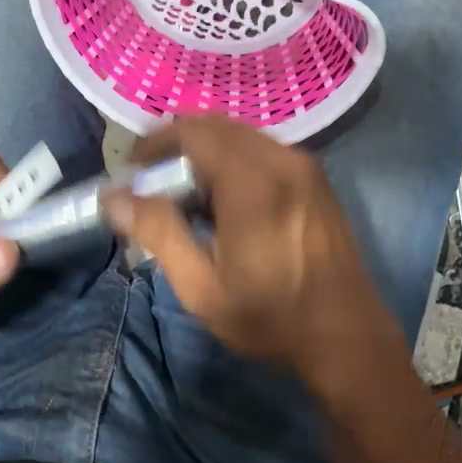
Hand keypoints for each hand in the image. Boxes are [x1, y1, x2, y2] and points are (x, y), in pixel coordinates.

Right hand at [104, 115, 402, 400]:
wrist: (347, 336)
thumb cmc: (270, 317)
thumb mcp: (202, 287)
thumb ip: (159, 233)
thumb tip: (114, 197)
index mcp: (252, 180)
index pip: (193, 131)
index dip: (155, 142)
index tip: (131, 170)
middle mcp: (281, 158)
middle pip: (217, 126)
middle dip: (179, 145)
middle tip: (152, 182)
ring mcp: (304, 165)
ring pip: (242, 135)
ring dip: (207, 152)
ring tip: (185, 194)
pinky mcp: (316, 178)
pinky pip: (265, 149)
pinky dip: (235, 160)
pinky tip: (225, 199)